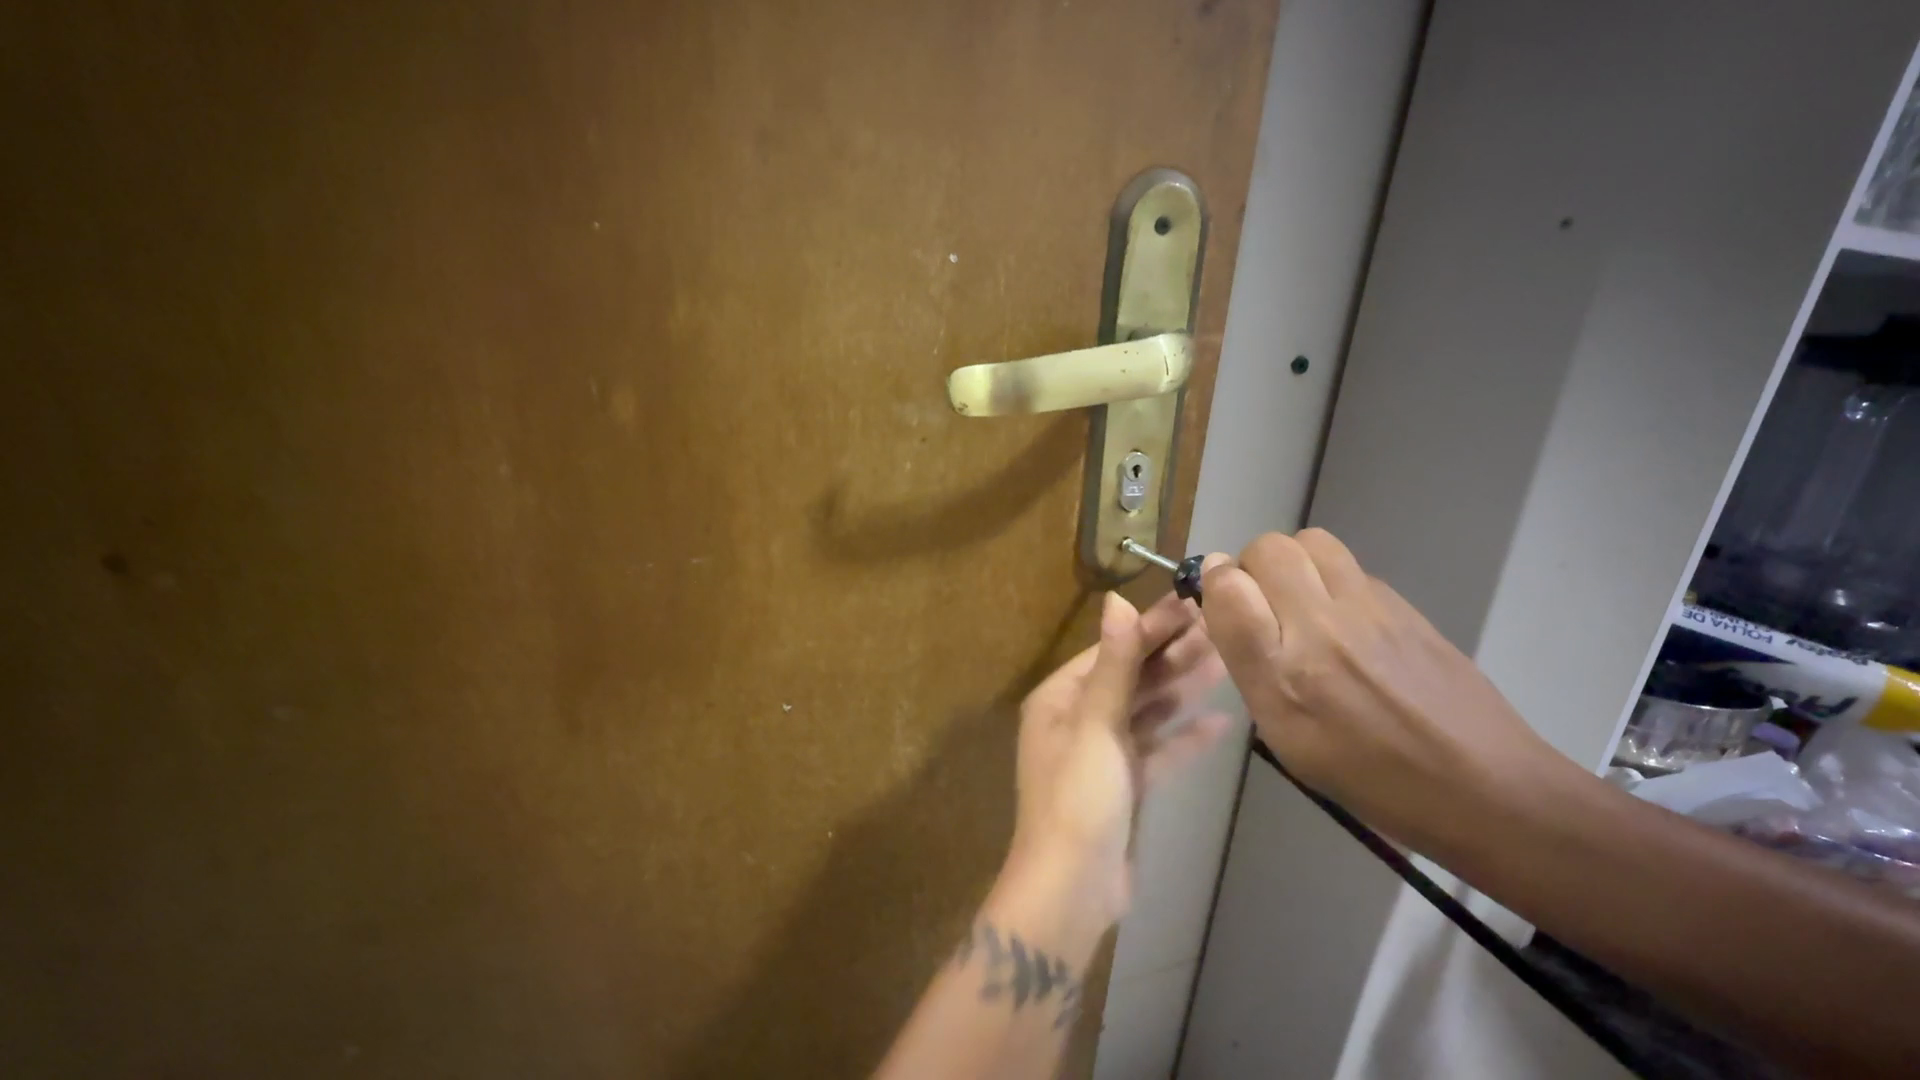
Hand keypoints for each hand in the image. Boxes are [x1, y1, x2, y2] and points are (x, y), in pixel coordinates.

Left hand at [1000, 591, 1230, 926]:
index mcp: (1060, 699)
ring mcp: (1103, 754)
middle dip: (1173, 654)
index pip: (1113, 650)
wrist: (1073, 887)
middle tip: (1223, 625)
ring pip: (1148, 712)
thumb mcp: (1096, 723)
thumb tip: (1116, 599)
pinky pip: (1158, 751)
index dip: (1152, 626)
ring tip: (1228, 660)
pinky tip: (1221, 723)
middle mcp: (1078, 719)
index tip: (1195, 601)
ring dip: (1183, 689)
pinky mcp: (1126, 786)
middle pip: (1132, 678)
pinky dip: (1184, 738)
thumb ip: (1114, 664)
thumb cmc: (1078, 797)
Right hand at [1200, 529, 1576, 853]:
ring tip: (1300, 608)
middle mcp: (1327, 623)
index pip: (1228, 583)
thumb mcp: (1285, 734)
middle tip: (1260, 609)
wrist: (1485, 786)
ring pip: (1314, 544)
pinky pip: (1354, 570)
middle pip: (1270, 548)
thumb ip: (1249, 659)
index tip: (1222, 609)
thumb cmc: (1369, 775)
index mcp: (1288, 667)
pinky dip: (1334, 582)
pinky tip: (1347, 627)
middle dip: (1252, 567)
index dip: (1215, 586)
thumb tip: (1225, 593)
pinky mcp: (1408, 607)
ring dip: (1294, 563)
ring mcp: (1375, 607)